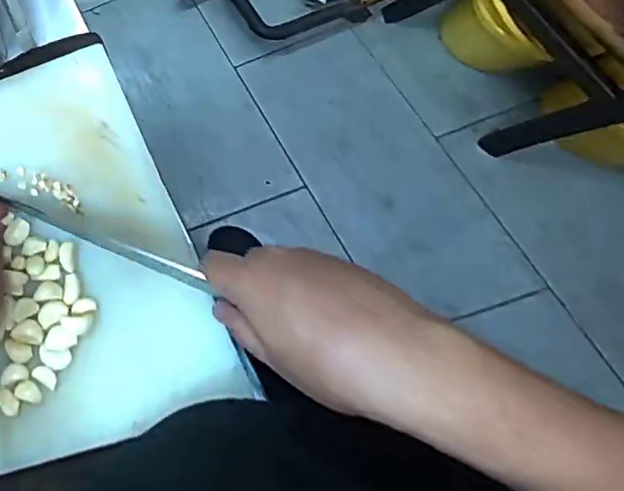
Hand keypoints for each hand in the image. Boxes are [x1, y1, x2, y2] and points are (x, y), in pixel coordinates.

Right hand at [202, 245, 453, 422]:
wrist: (410, 359)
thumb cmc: (332, 368)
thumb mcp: (278, 363)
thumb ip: (243, 330)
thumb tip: (226, 308)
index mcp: (250, 280)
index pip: (212, 263)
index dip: (217, 284)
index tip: (236, 312)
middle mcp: (276, 257)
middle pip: (251, 262)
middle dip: (257, 288)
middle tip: (280, 329)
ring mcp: (313, 256)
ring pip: (286, 266)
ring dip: (290, 288)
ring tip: (323, 331)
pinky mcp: (346, 263)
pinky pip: (318, 271)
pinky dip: (322, 290)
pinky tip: (350, 324)